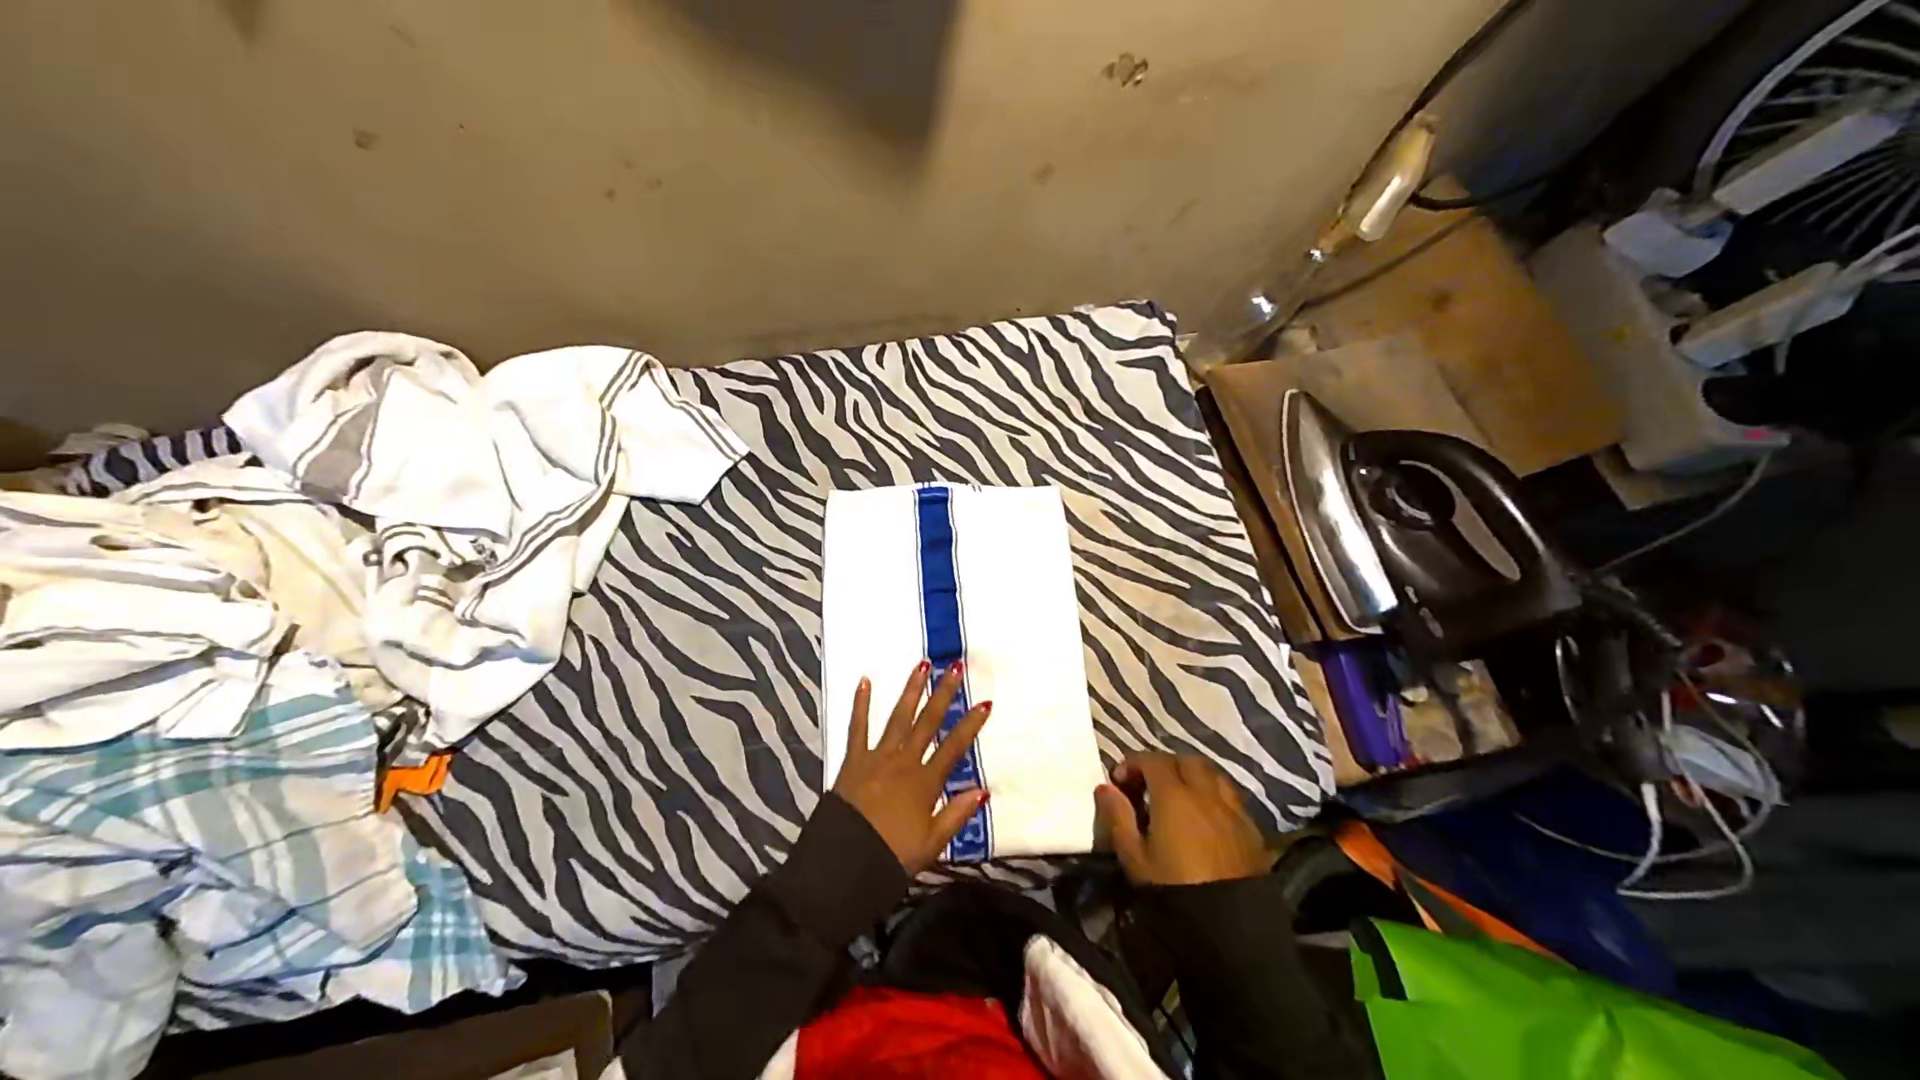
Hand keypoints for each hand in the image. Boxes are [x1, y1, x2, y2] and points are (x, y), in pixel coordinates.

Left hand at [832, 661, 991, 874]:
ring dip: (911, 691)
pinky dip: (861, 704)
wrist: (843, 865)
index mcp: (925, 784)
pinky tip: (865, 681)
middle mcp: (903, 763)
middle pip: (928, 723)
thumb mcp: (931, 843)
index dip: (970, 725)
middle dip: (943, 695)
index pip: (953, 748)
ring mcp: (876, 758)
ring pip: (898, 718)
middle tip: (954, 668)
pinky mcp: (852, 761)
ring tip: (921, 665)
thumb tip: (983, 790)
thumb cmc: (891, 857)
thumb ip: (956, 814)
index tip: (985, 702)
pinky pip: (857, 728)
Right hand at [1095, 753, 1271, 885]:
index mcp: (1174, 796)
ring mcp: (1232, 808)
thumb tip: (1105, 787)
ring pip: (1213, 774)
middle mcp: (1206, 793)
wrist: (1229, 924)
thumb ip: (1118, 817)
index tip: (1120, 780)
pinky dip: (1214, 793)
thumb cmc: (1173, 887)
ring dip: (1193, 775)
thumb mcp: (1134, 857)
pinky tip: (1206, 814)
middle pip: (1186, 761)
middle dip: (1165, 764)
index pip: (1153, 761)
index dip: (1133, 763)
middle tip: (1150, 783)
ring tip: (1180, 794)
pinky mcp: (1250, 827)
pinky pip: (1230, 796)